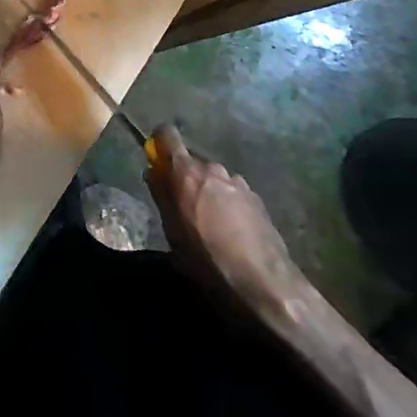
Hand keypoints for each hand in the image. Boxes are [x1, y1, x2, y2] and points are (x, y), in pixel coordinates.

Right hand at [146, 124, 305, 322]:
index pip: (168, 135)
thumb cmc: (207, 260)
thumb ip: (162, 196)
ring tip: (208, 223)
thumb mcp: (173, 234)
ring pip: (213, 177)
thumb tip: (153, 171)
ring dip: (206, 190)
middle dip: (184, 177)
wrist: (263, 281)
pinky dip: (225, 201)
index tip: (156, 159)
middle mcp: (213, 168)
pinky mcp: (255, 196)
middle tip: (181, 206)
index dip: (160, 142)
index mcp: (187, 173)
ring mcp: (238, 181)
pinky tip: (230, 230)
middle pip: (192, 161)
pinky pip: (231, 190)